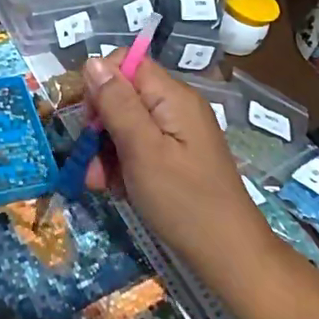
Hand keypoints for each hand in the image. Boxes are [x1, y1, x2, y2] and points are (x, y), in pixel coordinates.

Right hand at [82, 51, 271, 277]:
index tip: (89, 119)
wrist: (229, 257)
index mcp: (173, 97)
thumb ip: (117, 104)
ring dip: (106, 149)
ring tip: (99, 182)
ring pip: (126, 123)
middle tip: (90, 159)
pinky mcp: (175, 157)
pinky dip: (122, 163)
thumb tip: (92, 61)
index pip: (127, 63)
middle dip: (100, 124)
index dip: (101, 83)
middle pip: (124, 94)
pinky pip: (139, 146)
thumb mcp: (142, 150)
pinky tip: (115, 189)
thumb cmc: (183, 201)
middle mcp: (176, 107)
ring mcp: (177, 133)